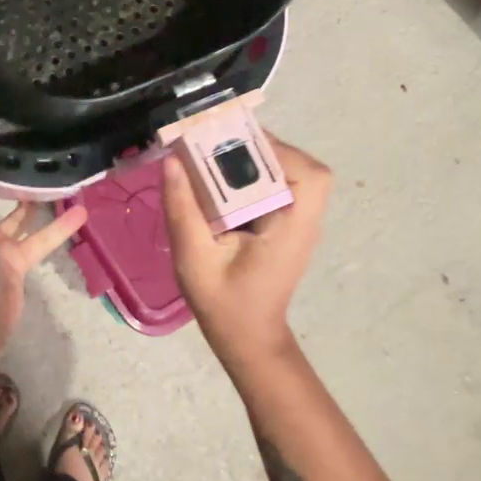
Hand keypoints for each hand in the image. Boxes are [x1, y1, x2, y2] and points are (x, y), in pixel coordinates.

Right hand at [162, 136, 332, 370]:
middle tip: (215, 143)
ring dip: (253, 158)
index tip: (232, 144)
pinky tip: (220, 179)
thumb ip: (183, 208)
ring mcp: (298, 221)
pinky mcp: (285, 222)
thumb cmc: (222, 301)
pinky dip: (251, 173)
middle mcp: (304, 220)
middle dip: (258, 147)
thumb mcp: (193, 256)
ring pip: (289, 172)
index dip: (277, 151)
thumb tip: (172, 160)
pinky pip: (276, 185)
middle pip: (300, 166)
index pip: (309, 176)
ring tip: (214, 155)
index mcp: (291, 228)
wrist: (244, 336)